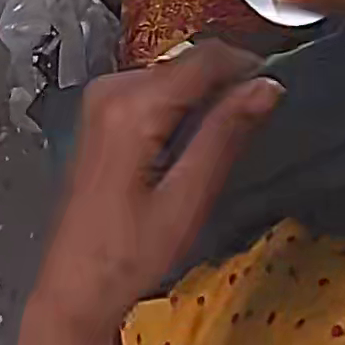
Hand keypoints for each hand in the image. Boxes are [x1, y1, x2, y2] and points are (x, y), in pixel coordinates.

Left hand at [4, 41, 282, 344]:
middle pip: (186, 62)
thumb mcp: (188, 198)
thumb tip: (265, 88)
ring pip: (173, 71)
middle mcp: (111, 88)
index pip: (203, 58)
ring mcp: (101, 96)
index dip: (244, 64)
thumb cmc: (128, 255)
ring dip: (203, 91)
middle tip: (253, 114)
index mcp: (132, 107)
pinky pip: (154, 85)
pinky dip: (180, 100)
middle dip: (224, 81)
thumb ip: (226, 133)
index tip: (271, 86)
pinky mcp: (100, 108)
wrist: (74, 287)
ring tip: (225, 130)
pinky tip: (190, 136)